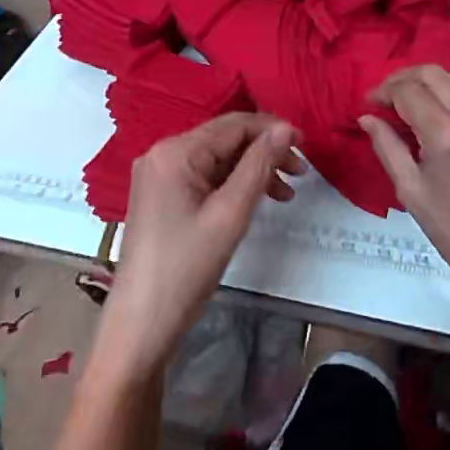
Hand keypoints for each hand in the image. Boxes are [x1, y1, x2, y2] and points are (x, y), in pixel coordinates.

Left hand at [99, 113, 303, 373]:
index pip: (234, 124)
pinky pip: (206, 177)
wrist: (142, 324)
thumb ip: (259, 165)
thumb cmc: (187, 267)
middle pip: (226, 140)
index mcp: (175, 152)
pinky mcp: (162, 196)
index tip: (307, 146)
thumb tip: (285, 128)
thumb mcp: (231, 213)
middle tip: (300, 173)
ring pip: (219, 159)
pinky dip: (233, 185)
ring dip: (253, 170)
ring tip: (286, 193)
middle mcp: (162, 154)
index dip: (273, 130)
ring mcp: (159, 175)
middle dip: (265, 152)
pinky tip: (256, 200)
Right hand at [359, 66, 449, 327]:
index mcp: (444, 133)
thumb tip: (367, 119)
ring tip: (411, 104)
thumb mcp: (411, 192)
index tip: (368, 104)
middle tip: (385, 98)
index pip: (407, 90)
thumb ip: (388, 148)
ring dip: (429, 83)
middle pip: (432, 74)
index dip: (382, 91)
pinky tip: (444, 114)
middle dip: (403, 78)